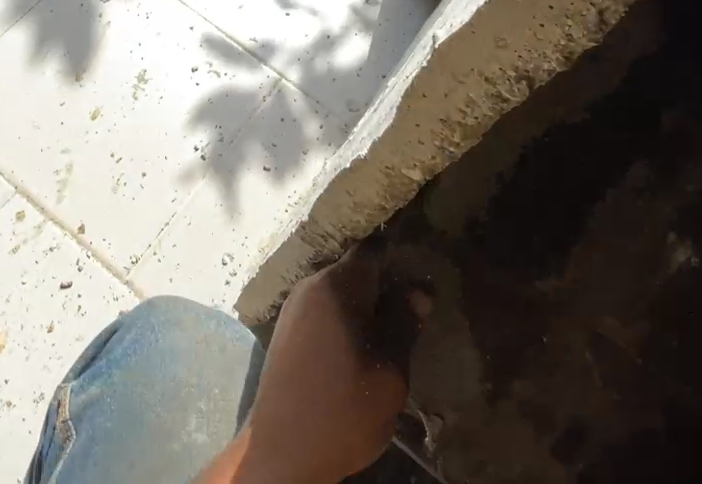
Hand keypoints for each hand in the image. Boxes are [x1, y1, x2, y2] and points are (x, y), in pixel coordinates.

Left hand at [197, 245, 424, 483]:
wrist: (282, 451)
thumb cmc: (343, 409)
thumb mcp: (389, 370)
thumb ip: (403, 323)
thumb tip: (418, 288)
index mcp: (337, 286)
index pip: (371, 249)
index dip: (396, 251)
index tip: (419, 260)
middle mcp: (310, 286)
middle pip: (352, 269)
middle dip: (381, 281)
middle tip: (411, 303)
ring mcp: (293, 307)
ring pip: (336, 290)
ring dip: (361, 302)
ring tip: (388, 326)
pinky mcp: (285, 330)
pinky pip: (321, 308)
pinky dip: (342, 317)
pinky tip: (358, 342)